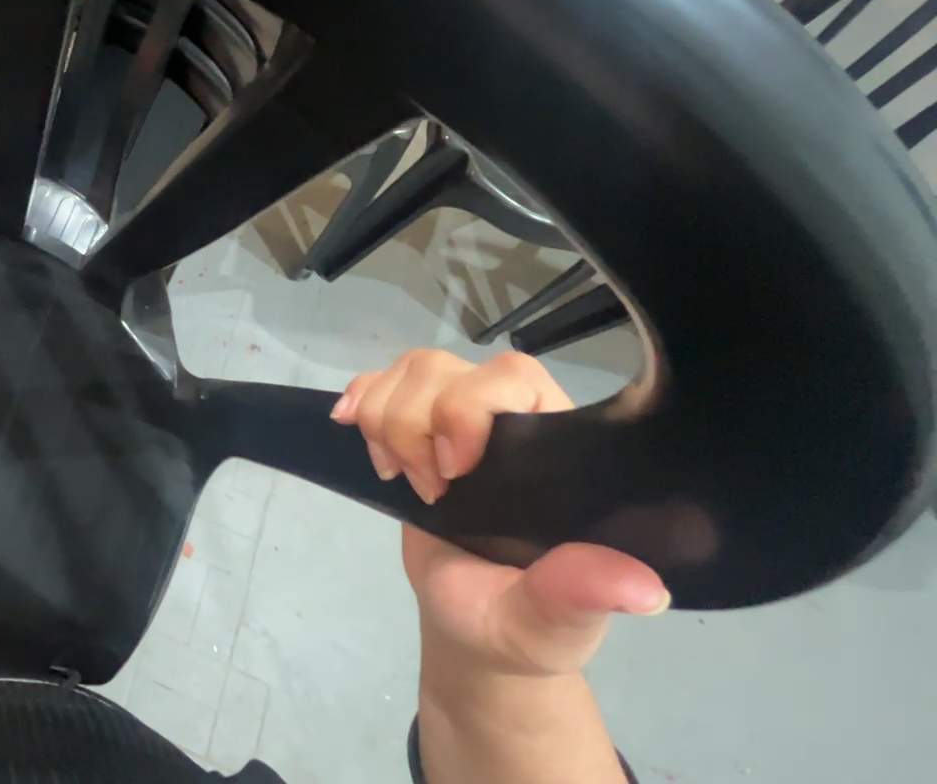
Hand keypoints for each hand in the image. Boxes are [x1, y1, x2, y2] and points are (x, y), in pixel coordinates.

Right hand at [333, 350, 668, 679]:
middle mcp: (509, 417)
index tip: (454, 473)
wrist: (472, 621)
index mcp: (560, 449)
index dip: (467, 408)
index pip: (512, 378)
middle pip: (441, 368)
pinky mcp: (413, 423)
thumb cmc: (519, 623)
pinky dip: (357, 401)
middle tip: (426, 491)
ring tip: (399, 476)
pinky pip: (377, 383)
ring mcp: (456, 416)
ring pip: (407, 371)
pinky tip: (351, 430)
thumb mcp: (550, 621)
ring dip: (383, 420)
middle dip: (410, 426)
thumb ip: (577, 594)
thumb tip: (640, 588)